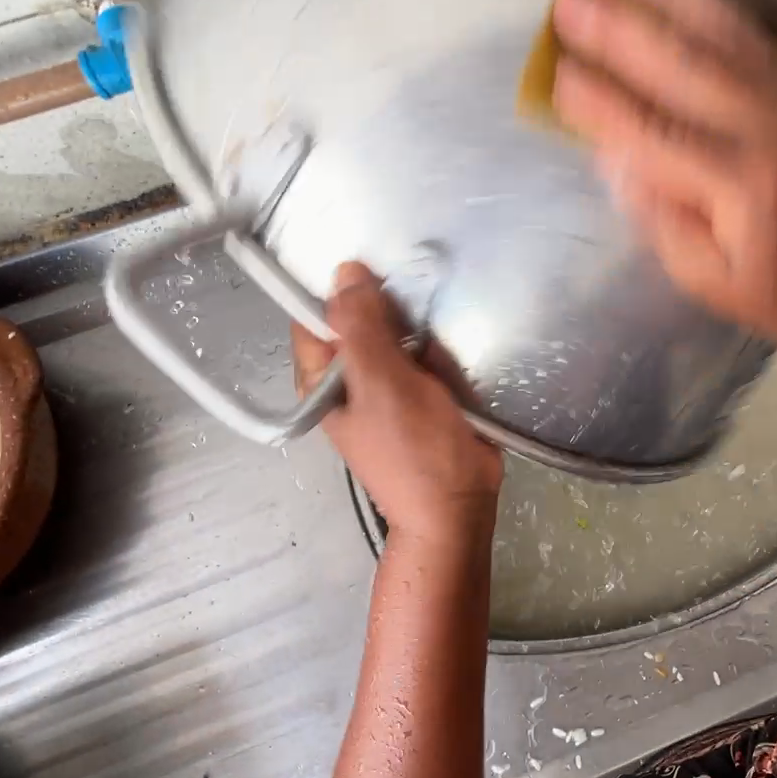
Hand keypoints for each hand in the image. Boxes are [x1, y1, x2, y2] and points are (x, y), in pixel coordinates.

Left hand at [292, 263, 502, 538]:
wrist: (458, 507)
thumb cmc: (416, 451)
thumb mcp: (384, 384)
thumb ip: (362, 327)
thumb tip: (346, 270)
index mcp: (323, 379)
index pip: (317, 314)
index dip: (344, 291)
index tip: (381, 278)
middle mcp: (350, 380)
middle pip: (363, 320)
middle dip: (395, 316)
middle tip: (418, 332)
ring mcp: (388, 388)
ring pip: (401, 337)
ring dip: (423, 339)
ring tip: (439, 360)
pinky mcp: (422, 396)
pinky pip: (427, 359)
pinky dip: (441, 358)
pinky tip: (452, 372)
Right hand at [550, 0, 776, 342]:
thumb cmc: (758, 286)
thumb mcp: (697, 273)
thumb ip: (658, 214)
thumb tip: (615, 151)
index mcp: (742, 187)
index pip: (657, 137)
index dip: (605, 106)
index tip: (560, 76)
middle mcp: (771, 131)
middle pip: (686, 69)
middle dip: (623, 32)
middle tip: (571, 0)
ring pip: (720, 34)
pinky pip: (745, 30)